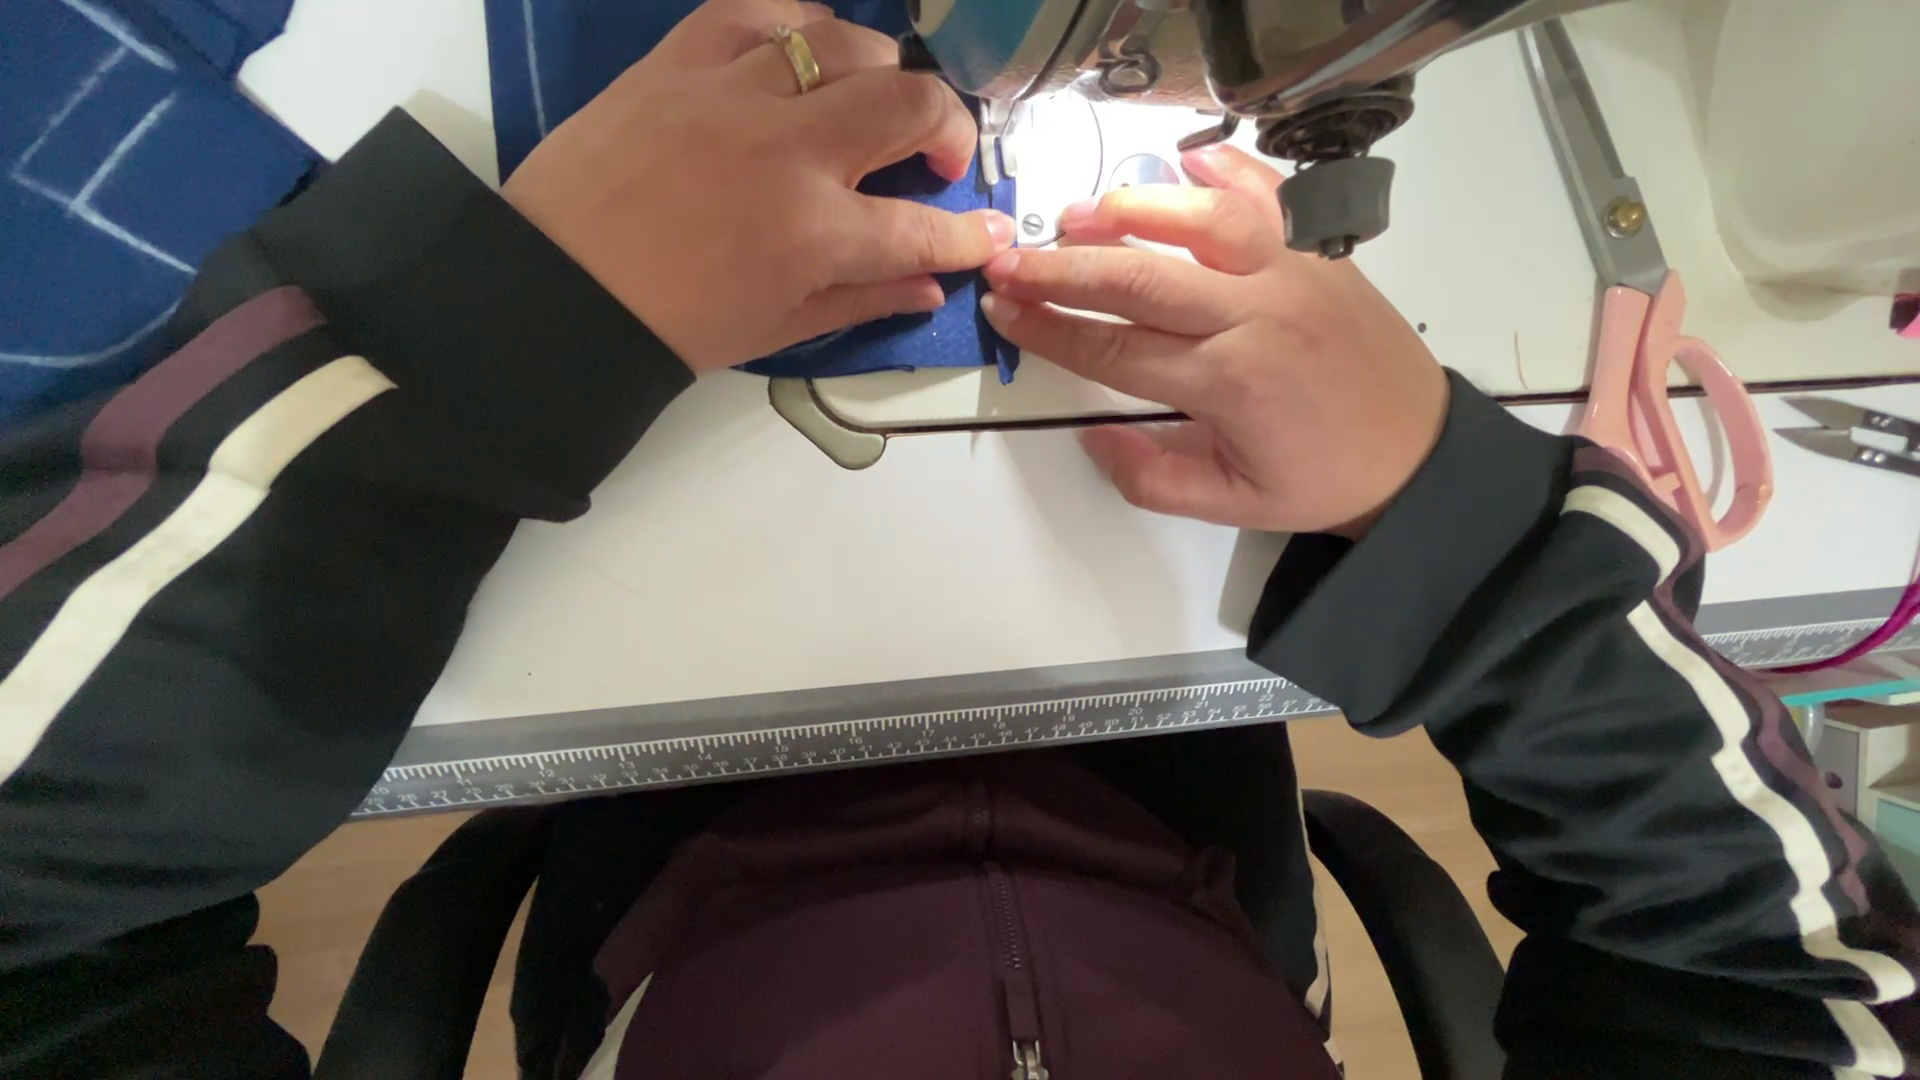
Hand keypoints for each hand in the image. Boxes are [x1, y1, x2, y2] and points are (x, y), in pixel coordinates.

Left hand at [502, 0, 1014, 371]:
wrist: (563, 285)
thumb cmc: (678, 322)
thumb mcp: (782, 327)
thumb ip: (865, 299)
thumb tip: (930, 287)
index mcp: (817, 234)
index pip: (925, 229)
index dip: (972, 234)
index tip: (993, 233)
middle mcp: (792, 152)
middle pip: (909, 106)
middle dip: (951, 130)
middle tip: (940, 159)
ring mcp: (737, 93)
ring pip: (847, 43)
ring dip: (884, 72)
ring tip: (873, 105)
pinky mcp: (683, 58)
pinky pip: (761, 9)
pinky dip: (800, 25)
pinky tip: (806, 54)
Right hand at [979, 145, 1447, 536]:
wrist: (1417, 453)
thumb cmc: (1320, 481)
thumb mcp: (1227, 505)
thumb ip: (1149, 478)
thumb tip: (1091, 433)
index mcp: (1226, 382)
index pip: (1112, 349)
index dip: (1048, 329)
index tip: (1004, 309)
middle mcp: (1254, 314)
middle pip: (1137, 276)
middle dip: (1061, 268)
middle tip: (1010, 259)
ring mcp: (1292, 271)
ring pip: (1197, 219)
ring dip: (1126, 209)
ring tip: (1073, 216)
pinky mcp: (1320, 251)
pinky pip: (1270, 193)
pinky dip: (1226, 167)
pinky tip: (1186, 155)